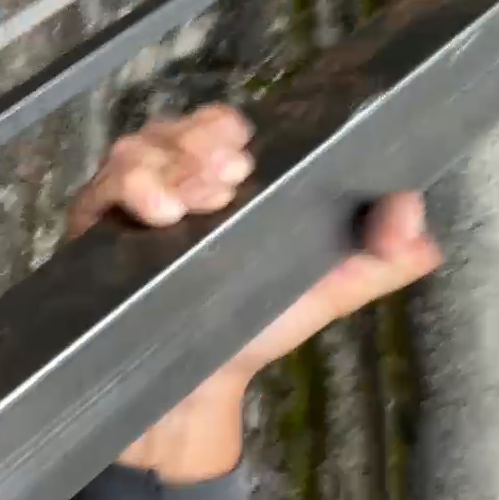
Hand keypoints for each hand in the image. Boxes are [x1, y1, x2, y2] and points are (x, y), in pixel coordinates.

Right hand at [67, 105, 443, 482]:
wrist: (195, 371)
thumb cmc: (254, 322)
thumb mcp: (330, 287)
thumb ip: (386, 253)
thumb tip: (406, 205)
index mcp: (222, 182)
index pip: (215, 128)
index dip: (223, 129)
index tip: (244, 158)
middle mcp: (169, 181)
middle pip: (169, 129)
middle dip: (196, 142)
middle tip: (227, 179)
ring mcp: (126, 199)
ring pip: (133, 149)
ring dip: (164, 165)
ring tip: (192, 204)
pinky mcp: (92, 221)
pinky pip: (100, 185)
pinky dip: (128, 187)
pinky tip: (157, 214)